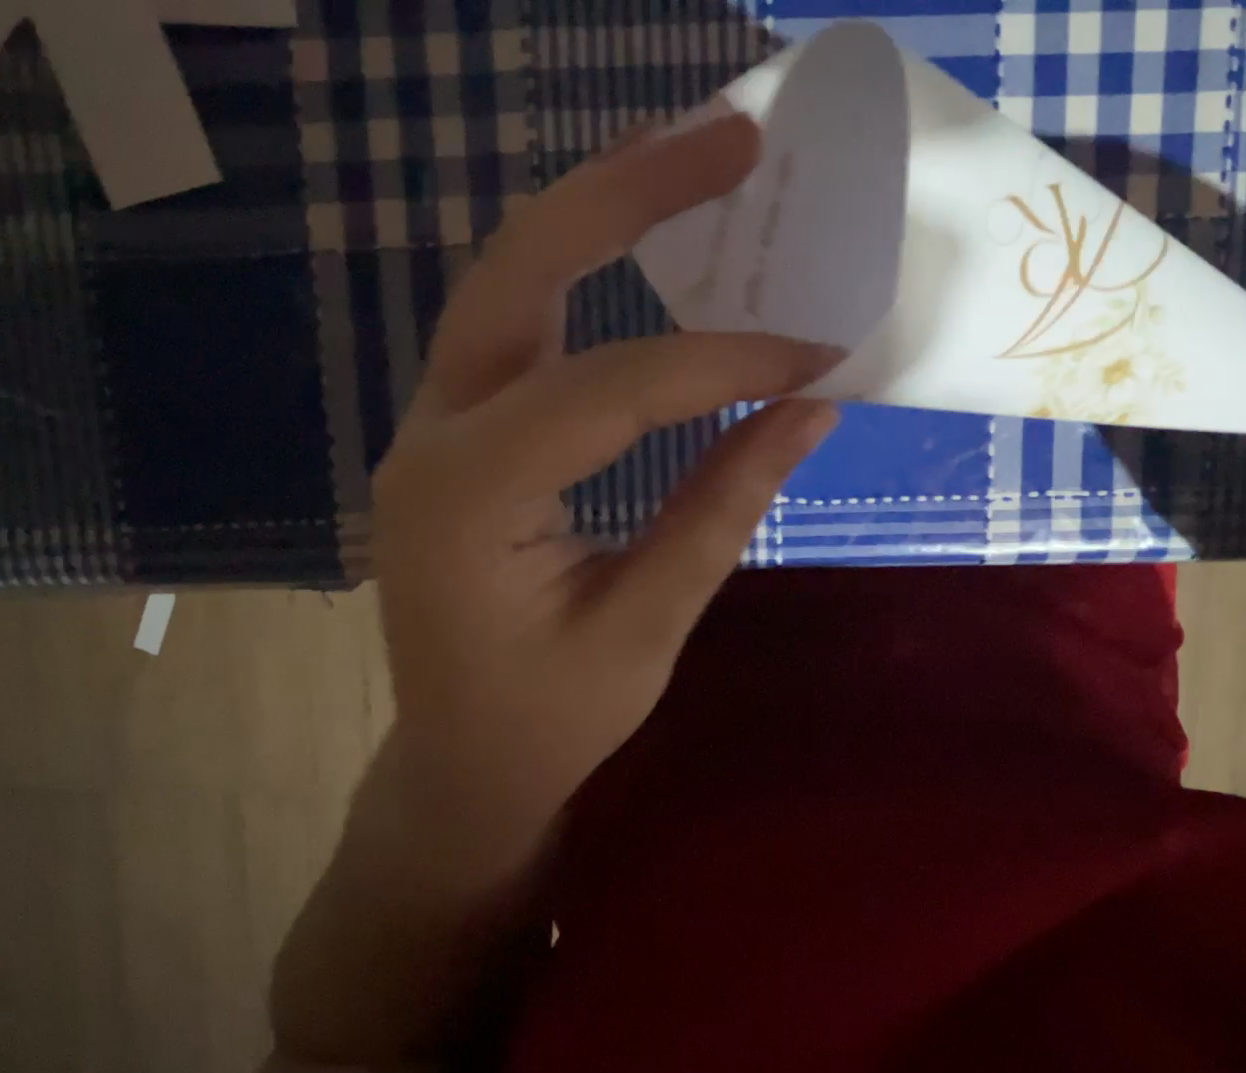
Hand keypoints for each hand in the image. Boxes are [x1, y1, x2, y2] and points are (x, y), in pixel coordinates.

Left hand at [368, 114, 841, 872]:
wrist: (459, 762)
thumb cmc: (547, 723)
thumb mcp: (645, 631)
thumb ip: (721, 511)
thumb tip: (808, 409)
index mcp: (468, 500)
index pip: (609, 390)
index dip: (720, 364)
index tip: (813, 357)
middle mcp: (432, 437)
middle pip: (519, 272)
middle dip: (629, 194)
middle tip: (734, 137)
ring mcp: (434, 426)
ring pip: (507, 280)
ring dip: (598, 208)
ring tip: (691, 152)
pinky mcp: (461, 431)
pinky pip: (515, 324)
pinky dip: (579, 267)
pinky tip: (637, 233)